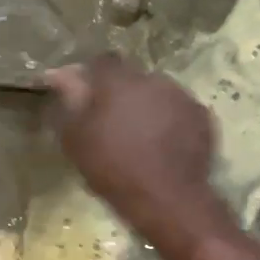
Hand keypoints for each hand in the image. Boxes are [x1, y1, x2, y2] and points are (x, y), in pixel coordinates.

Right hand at [44, 53, 233, 250]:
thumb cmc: (111, 168)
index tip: (81, 94)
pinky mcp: (201, 116)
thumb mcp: (76, 138)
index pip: (101, 61)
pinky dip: (165, 120)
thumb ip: (68, 100)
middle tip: (107, 120)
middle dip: (118, 92)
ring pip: (155, 92)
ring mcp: (181, 96)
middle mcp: (152, 79)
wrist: (166, 198)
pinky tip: (159, 144)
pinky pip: (176, 110)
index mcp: (118, 82)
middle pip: (130, 77)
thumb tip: (59, 74)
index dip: (89, 75)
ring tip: (135, 134)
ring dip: (143, 105)